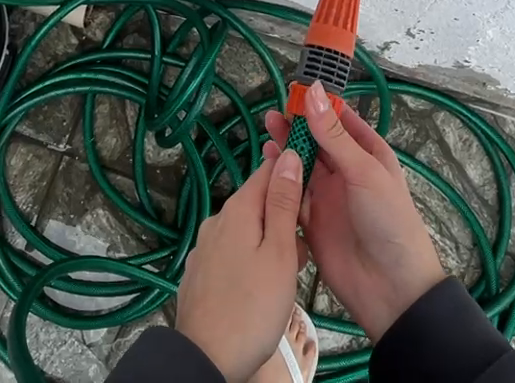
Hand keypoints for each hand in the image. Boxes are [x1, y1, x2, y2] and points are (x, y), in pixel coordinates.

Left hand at [176, 145, 306, 381]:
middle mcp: (217, 221)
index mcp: (237, 209)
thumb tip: (288, 154)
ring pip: (247, 231)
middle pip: (258, 202)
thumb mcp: (279, 253)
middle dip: (283, 218)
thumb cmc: (252, 307)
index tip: (313, 193)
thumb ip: (283, 203)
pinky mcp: (200, 273)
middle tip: (301, 254)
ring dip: (269, 243)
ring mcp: (205, 248)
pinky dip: (251, 261)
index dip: (293, 174)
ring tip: (285, 278)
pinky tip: (260, 290)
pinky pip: (233, 253)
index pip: (268, 171)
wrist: (205, 360)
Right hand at [267, 82, 444, 341]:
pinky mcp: (312, 221)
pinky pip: (292, 195)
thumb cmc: (388, 221)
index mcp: (368, 154)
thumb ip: (333, 134)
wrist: (391, 290)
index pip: (340, 120)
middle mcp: (347, 171)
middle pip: (317, 141)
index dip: (319, 104)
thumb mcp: (363, 171)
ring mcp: (329, 197)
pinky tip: (266, 167)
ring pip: (302, 166)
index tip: (294, 89)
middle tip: (272, 115)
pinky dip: (280, 181)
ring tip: (266, 134)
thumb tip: (312, 90)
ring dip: (286, 151)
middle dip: (296, 126)